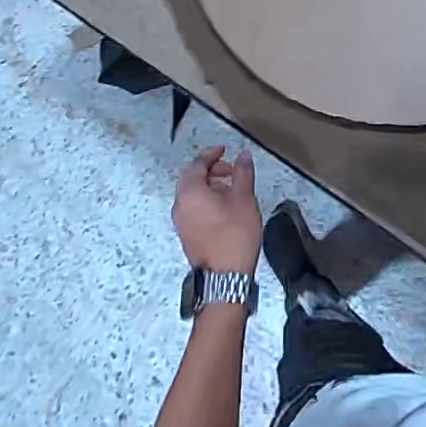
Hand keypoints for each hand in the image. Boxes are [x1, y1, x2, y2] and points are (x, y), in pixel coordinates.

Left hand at [172, 146, 261, 273]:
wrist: (225, 276)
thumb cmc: (234, 237)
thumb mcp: (244, 199)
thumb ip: (243, 173)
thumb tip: (243, 156)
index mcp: (191, 192)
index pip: (197, 164)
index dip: (211, 154)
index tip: (223, 150)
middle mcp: (180, 205)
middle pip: (191, 178)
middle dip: (211, 170)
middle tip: (230, 170)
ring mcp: (181, 222)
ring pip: (192, 194)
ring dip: (209, 186)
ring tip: (232, 191)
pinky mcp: (186, 234)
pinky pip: (193, 209)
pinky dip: (206, 201)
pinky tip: (225, 209)